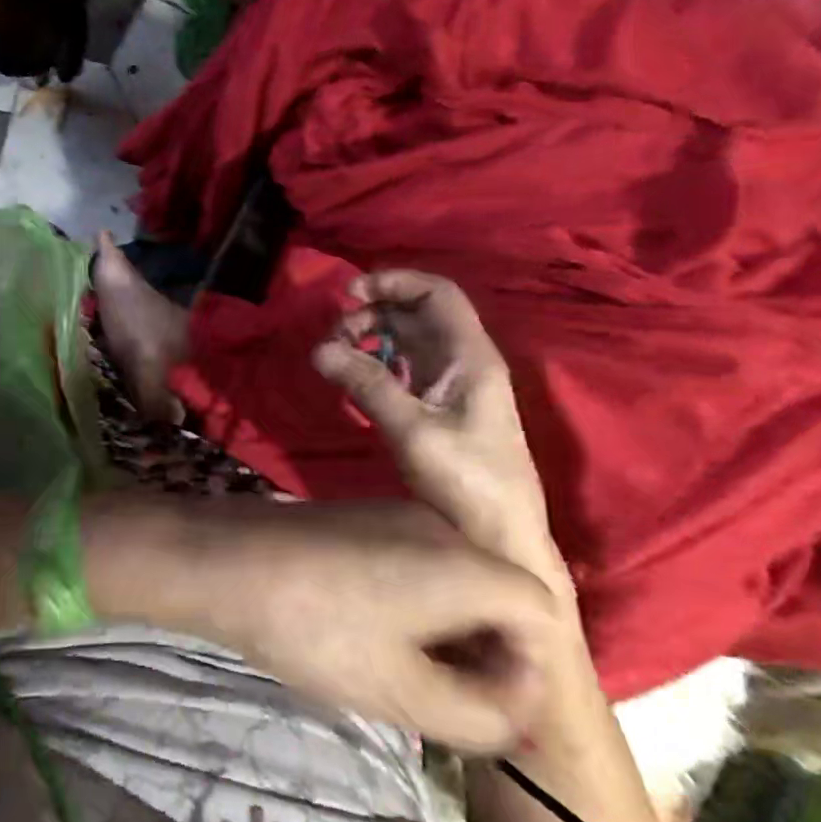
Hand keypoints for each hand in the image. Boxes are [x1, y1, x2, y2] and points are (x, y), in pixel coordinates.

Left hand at [184, 501, 561, 753]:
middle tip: (440, 697)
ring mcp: (393, 513)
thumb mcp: (404, 693)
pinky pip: (411, 562)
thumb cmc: (317, 628)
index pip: (541, 618)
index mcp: (466, 563)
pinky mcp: (357, 515)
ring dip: (444, 632)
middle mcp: (438, 526)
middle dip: (484, 654)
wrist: (224, 560)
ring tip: (398, 671)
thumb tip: (516, 704)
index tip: (483, 706)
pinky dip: (409, 603)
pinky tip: (364, 631)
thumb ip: (482, 716)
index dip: (526, 672)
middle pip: (497, 595)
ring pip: (451, 579)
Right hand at [312, 271, 572, 599]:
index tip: (350, 294)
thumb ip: (367, 385)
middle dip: (374, 313)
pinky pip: (406, 368)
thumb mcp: (412, 430)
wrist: (501, 539)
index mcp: (471, 357)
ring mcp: (453, 386)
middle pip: (418, 314)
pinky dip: (378, 362)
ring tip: (339, 355)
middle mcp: (465, 362)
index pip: (437, 293)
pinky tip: (356, 376)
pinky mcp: (441, 408)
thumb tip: (319, 349)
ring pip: (410, 340)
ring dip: (373, 337)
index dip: (395, 282)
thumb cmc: (467, 482)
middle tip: (336, 336)